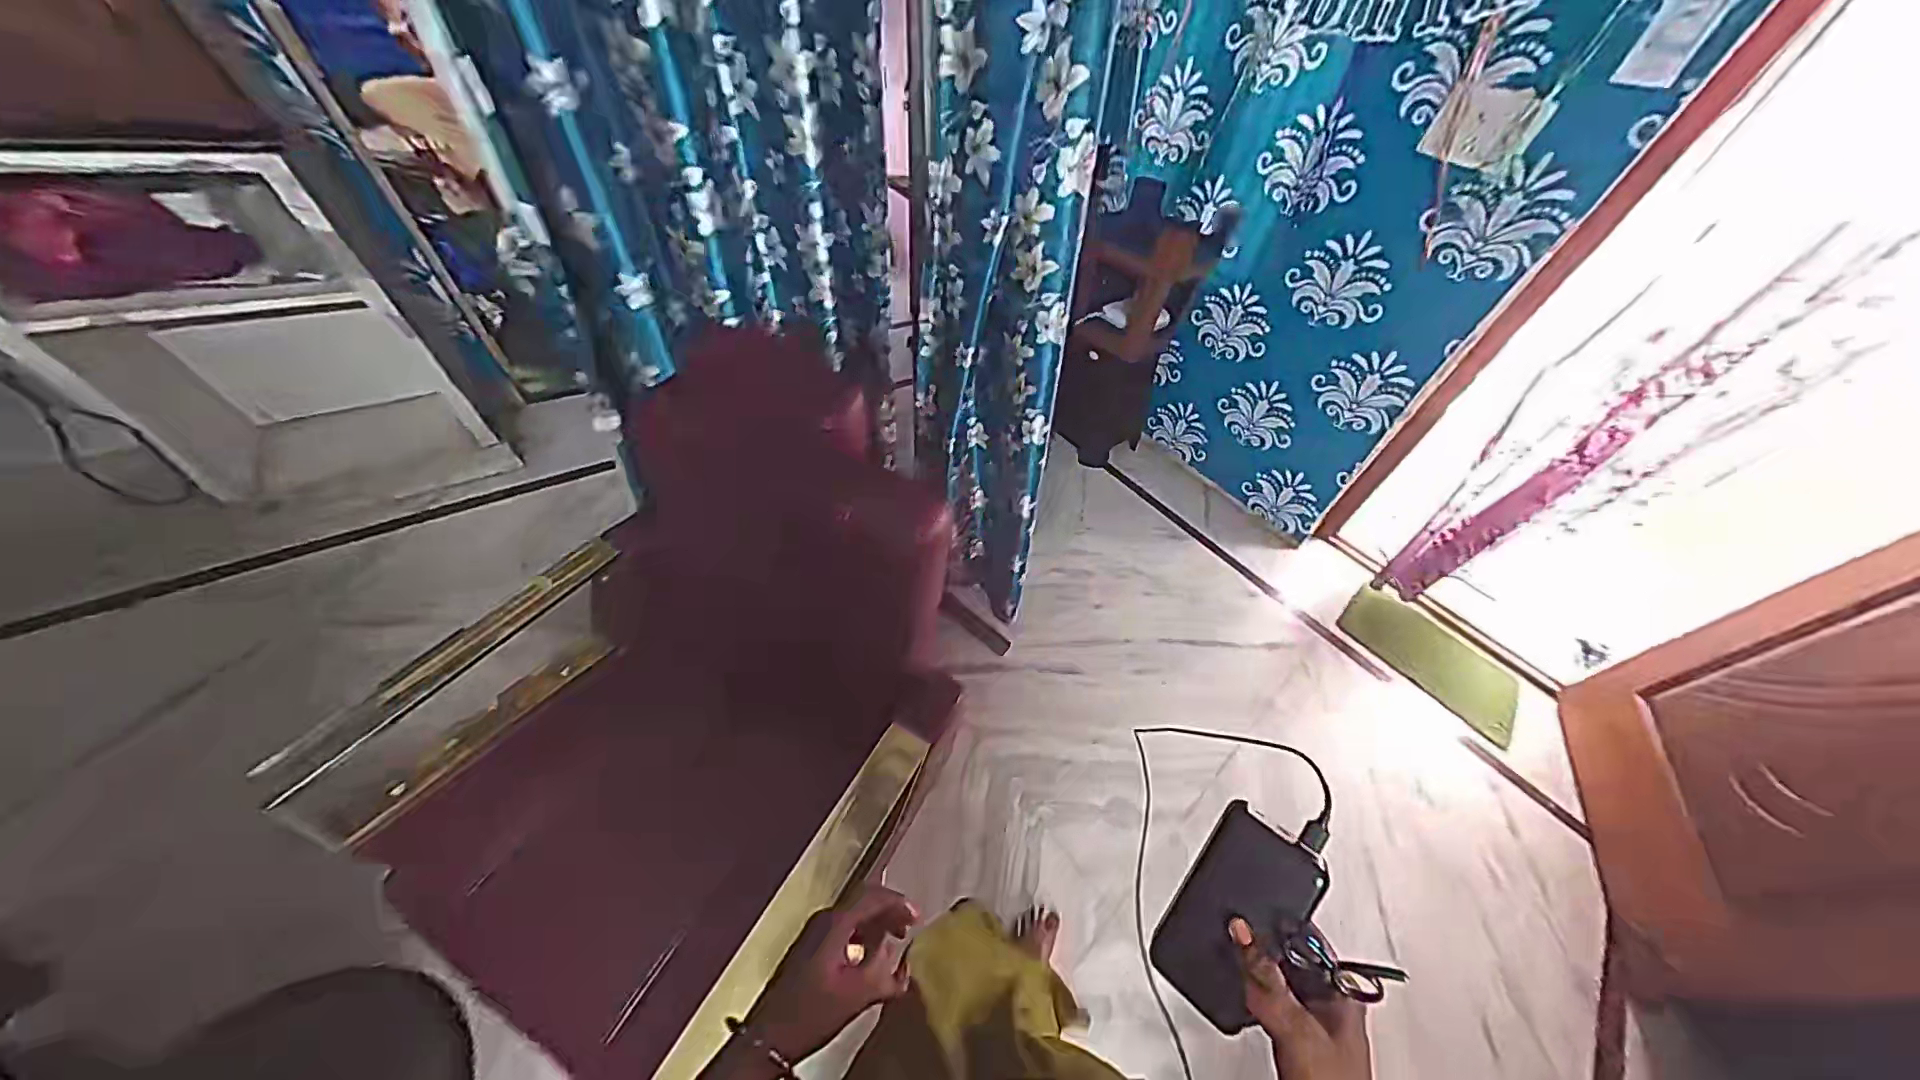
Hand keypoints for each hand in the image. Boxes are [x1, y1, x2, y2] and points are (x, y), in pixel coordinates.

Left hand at [746, 885, 919, 1062]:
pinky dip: (863, 933)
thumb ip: (884, 973)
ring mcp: (815, 931)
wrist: (770, 1036)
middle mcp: (824, 920)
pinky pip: (844, 927)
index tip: (916, 916)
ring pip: (854, 914)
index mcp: (835, 924)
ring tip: (894, 940)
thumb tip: (900, 960)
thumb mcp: (856, 994)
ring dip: (876, 922)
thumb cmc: (812, 1012)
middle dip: (889, 910)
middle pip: (863, 900)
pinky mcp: (811, 945)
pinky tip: (870, 954)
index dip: (898, 903)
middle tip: (909, 926)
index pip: (872, 897)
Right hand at [1229, 917, 1372, 1079]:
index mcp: (1343, 993)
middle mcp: (1329, 1004)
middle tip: (1239, 934)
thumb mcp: (1296, 1028)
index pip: (1308, 938)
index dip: (1279, 920)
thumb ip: (1268, 980)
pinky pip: (1267, 1000)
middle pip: (1289, 955)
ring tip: (1240, 963)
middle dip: (1263, 944)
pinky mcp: (1292, 1039)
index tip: (1250, 910)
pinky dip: (1252, 994)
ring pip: (1277, 979)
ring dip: (1256, 970)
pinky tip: (1245, 996)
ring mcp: (1311, 1023)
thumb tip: (1244, 932)